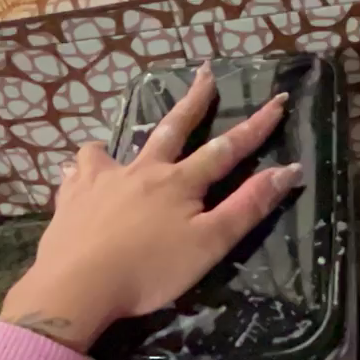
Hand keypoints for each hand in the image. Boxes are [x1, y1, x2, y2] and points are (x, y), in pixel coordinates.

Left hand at [0, 61, 302, 351]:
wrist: (78, 285)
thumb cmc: (150, 270)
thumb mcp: (210, 244)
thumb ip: (247, 207)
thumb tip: (286, 170)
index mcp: (179, 183)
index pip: (226, 149)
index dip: (255, 126)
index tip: (277, 101)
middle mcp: (142, 171)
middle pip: (172, 130)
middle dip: (193, 102)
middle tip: (204, 73)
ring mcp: (102, 180)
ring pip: (114, 149)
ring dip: (123, 141)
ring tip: (118, 143)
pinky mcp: (72, 198)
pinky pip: (77, 173)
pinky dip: (83, 170)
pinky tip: (79, 176)